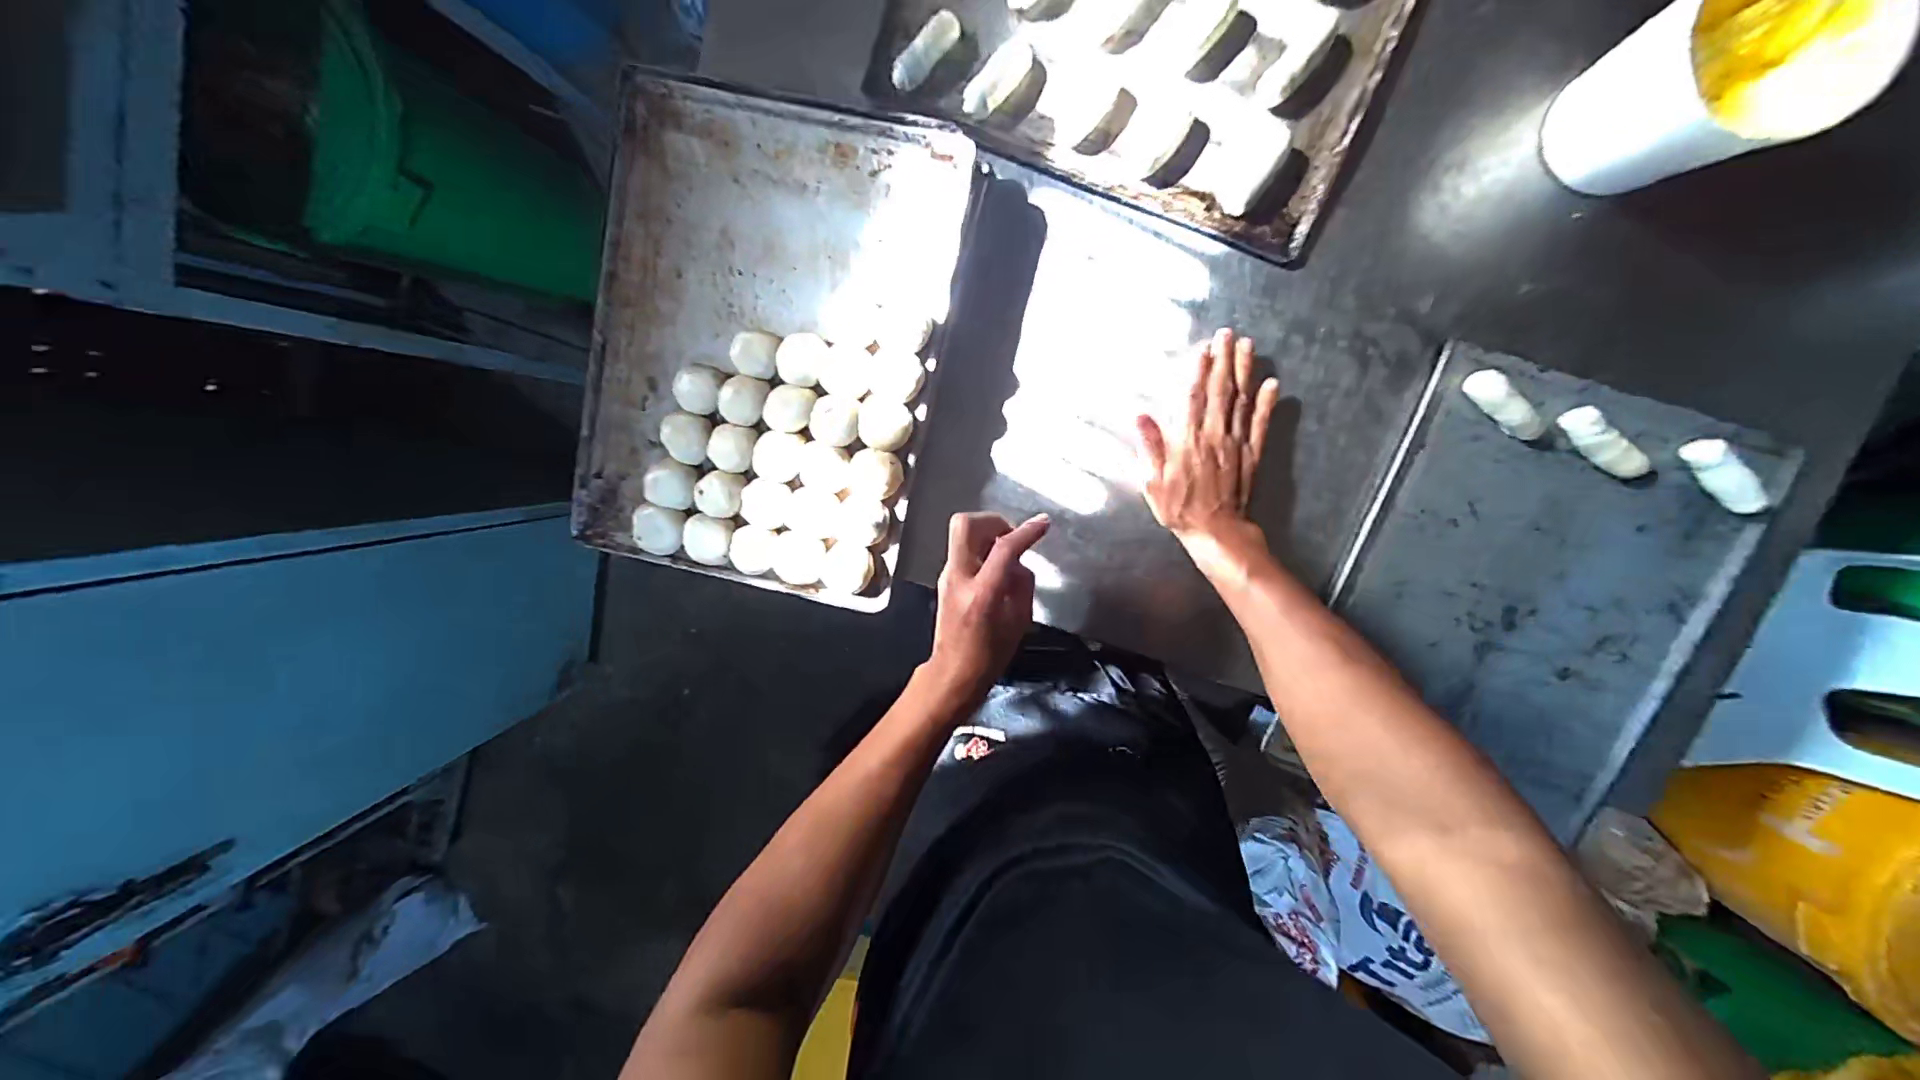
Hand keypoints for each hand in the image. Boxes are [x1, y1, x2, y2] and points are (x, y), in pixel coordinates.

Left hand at [928, 511, 1050, 693]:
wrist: (954, 672)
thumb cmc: (989, 655)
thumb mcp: (1019, 621)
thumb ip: (1023, 584)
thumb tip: (1020, 560)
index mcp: (982, 593)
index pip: (1004, 549)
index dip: (1026, 532)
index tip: (1043, 523)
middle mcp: (959, 579)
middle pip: (966, 524)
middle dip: (993, 520)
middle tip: (1012, 536)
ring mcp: (947, 577)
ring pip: (962, 533)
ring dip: (987, 534)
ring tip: (1005, 555)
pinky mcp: (944, 579)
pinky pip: (963, 549)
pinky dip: (981, 548)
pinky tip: (994, 568)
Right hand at [1136, 328, 1279, 549]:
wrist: (1216, 531)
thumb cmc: (1179, 509)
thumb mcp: (1152, 483)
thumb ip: (1150, 448)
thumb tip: (1141, 417)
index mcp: (1187, 441)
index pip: (1193, 398)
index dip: (1198, 371)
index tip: (1203, 348)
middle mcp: (1214, 435)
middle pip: (1220, 391)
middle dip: (1224, 360)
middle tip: (1228, 334)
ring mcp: (1236, 443)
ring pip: (1241, 400)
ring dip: (1244, 371)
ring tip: (1247, 346)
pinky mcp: (1252, 454)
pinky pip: (1261, 424)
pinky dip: (1267, 403)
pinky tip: (1272, 383)